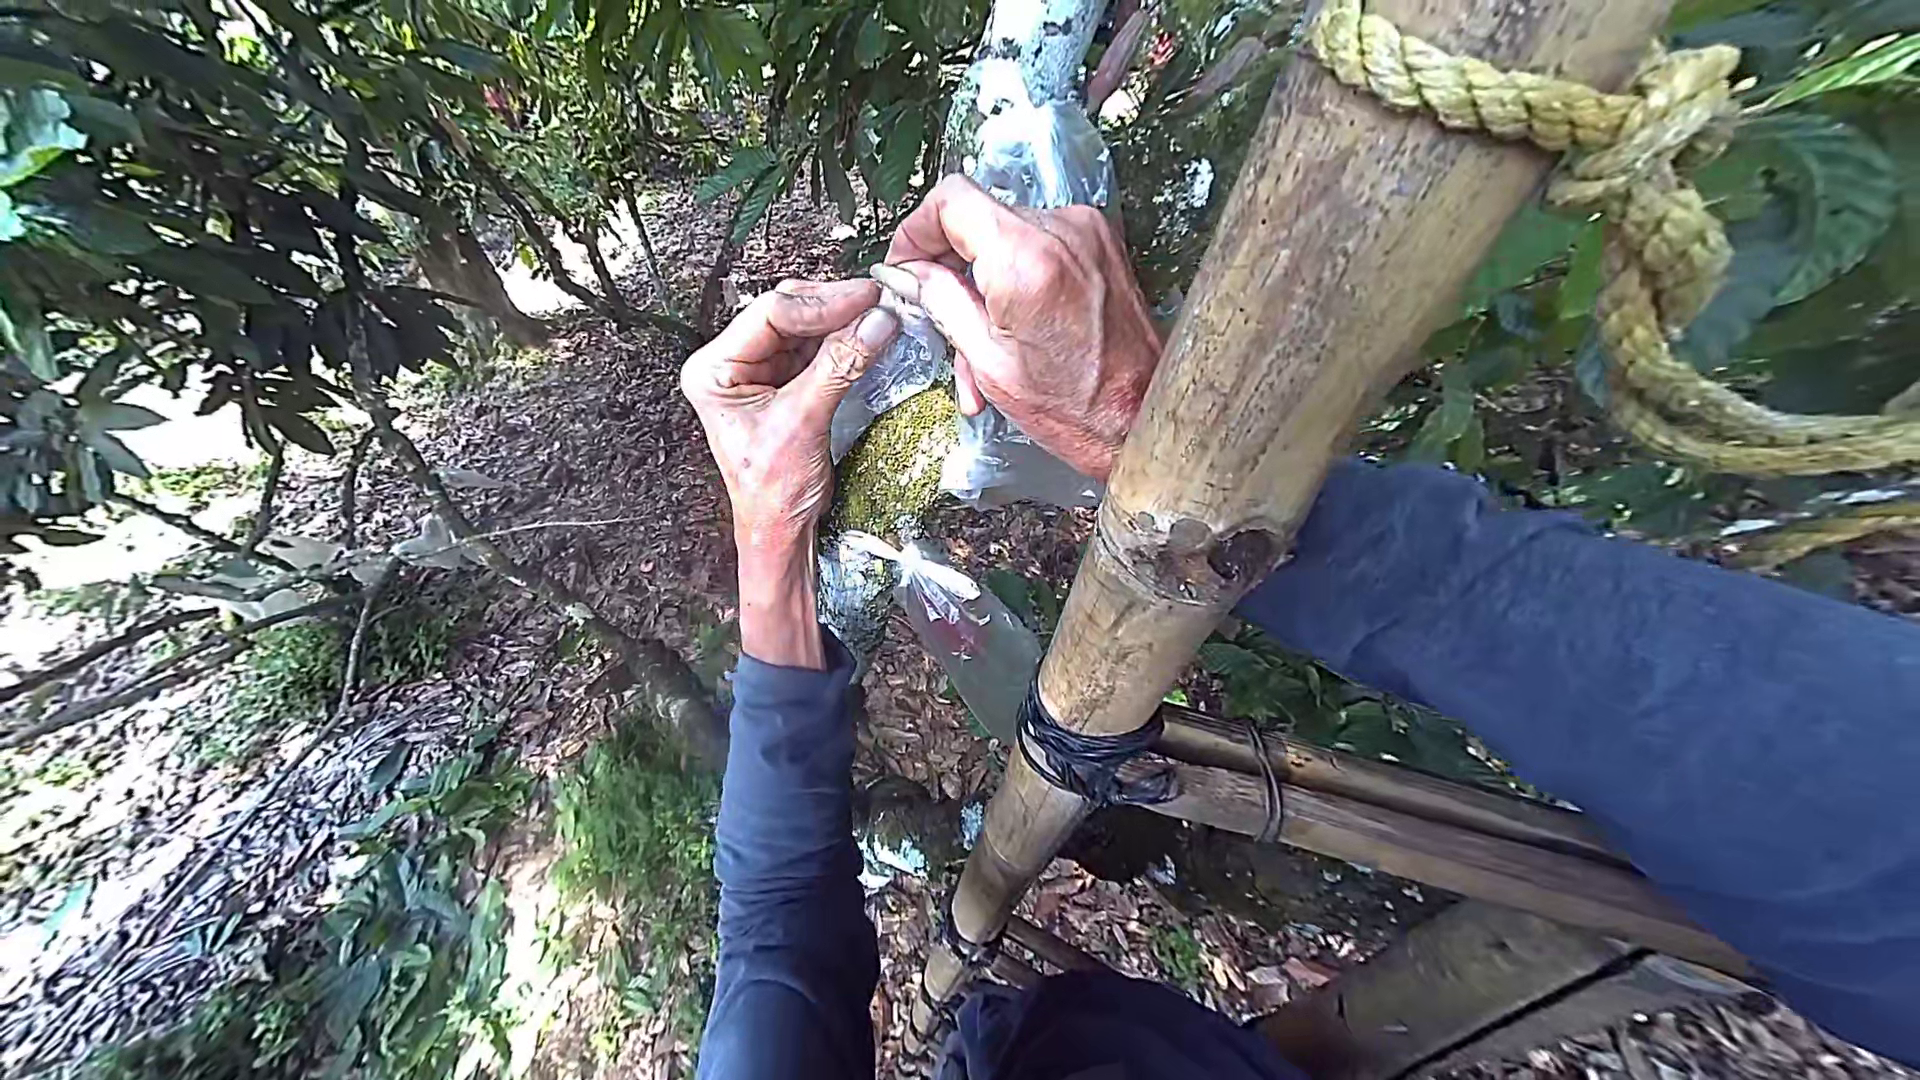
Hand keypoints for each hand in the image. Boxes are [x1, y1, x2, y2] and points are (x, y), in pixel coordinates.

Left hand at [681, 279, 898, 668]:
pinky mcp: (789, 385)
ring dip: (845, 324)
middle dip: (835, 309)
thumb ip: (839, 368)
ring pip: (808, 330)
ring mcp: (763, 373)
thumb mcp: (803, 424)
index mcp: (714, 369)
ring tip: (881, 318)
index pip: (770, 314)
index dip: (823, 303)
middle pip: (789, 315)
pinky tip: (870, 339)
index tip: (867, 299)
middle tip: (879, 304)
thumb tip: (877, 323)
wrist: (782, 530)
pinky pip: (820, 352)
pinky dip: (847, 345)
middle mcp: (734, 364)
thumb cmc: (773, 492)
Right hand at [884, 174, 1161, 480]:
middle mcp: (1063, 230)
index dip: (916, 231)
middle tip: (935, 313)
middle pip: (978, 219)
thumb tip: (908, 273)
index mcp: (1027, 259)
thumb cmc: (1074, 408)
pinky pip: (1037, 249)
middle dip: (948, 267)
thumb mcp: (988, 361)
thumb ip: (941, 301)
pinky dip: (1014, 282)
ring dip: (982, 285)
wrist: (1137, 420)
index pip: (950, 200)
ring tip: (978, 346)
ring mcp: (1087, 233)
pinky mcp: (1099, 246)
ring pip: (1005, 239)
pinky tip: (1009, 328)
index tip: (907, 264)